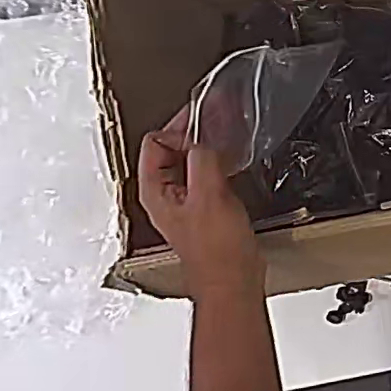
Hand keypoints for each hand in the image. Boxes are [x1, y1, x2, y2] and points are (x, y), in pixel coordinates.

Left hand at [139, 108, 262, 298]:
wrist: (233, 277)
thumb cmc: (217, 248)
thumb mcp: (210, 196)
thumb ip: (202, 161)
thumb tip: (203, 140)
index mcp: (155, 190)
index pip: (156, 143)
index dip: (180, 129)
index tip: (205, 120)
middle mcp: (166, 194)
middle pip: (173, 149)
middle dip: (194, 131)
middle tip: (217, 113)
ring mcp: (187, 200)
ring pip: (191, 161)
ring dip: (208, 145)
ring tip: (227, 130)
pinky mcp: (207, 207)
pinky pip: (207, 174)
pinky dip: (219, 161)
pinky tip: (235, 158)